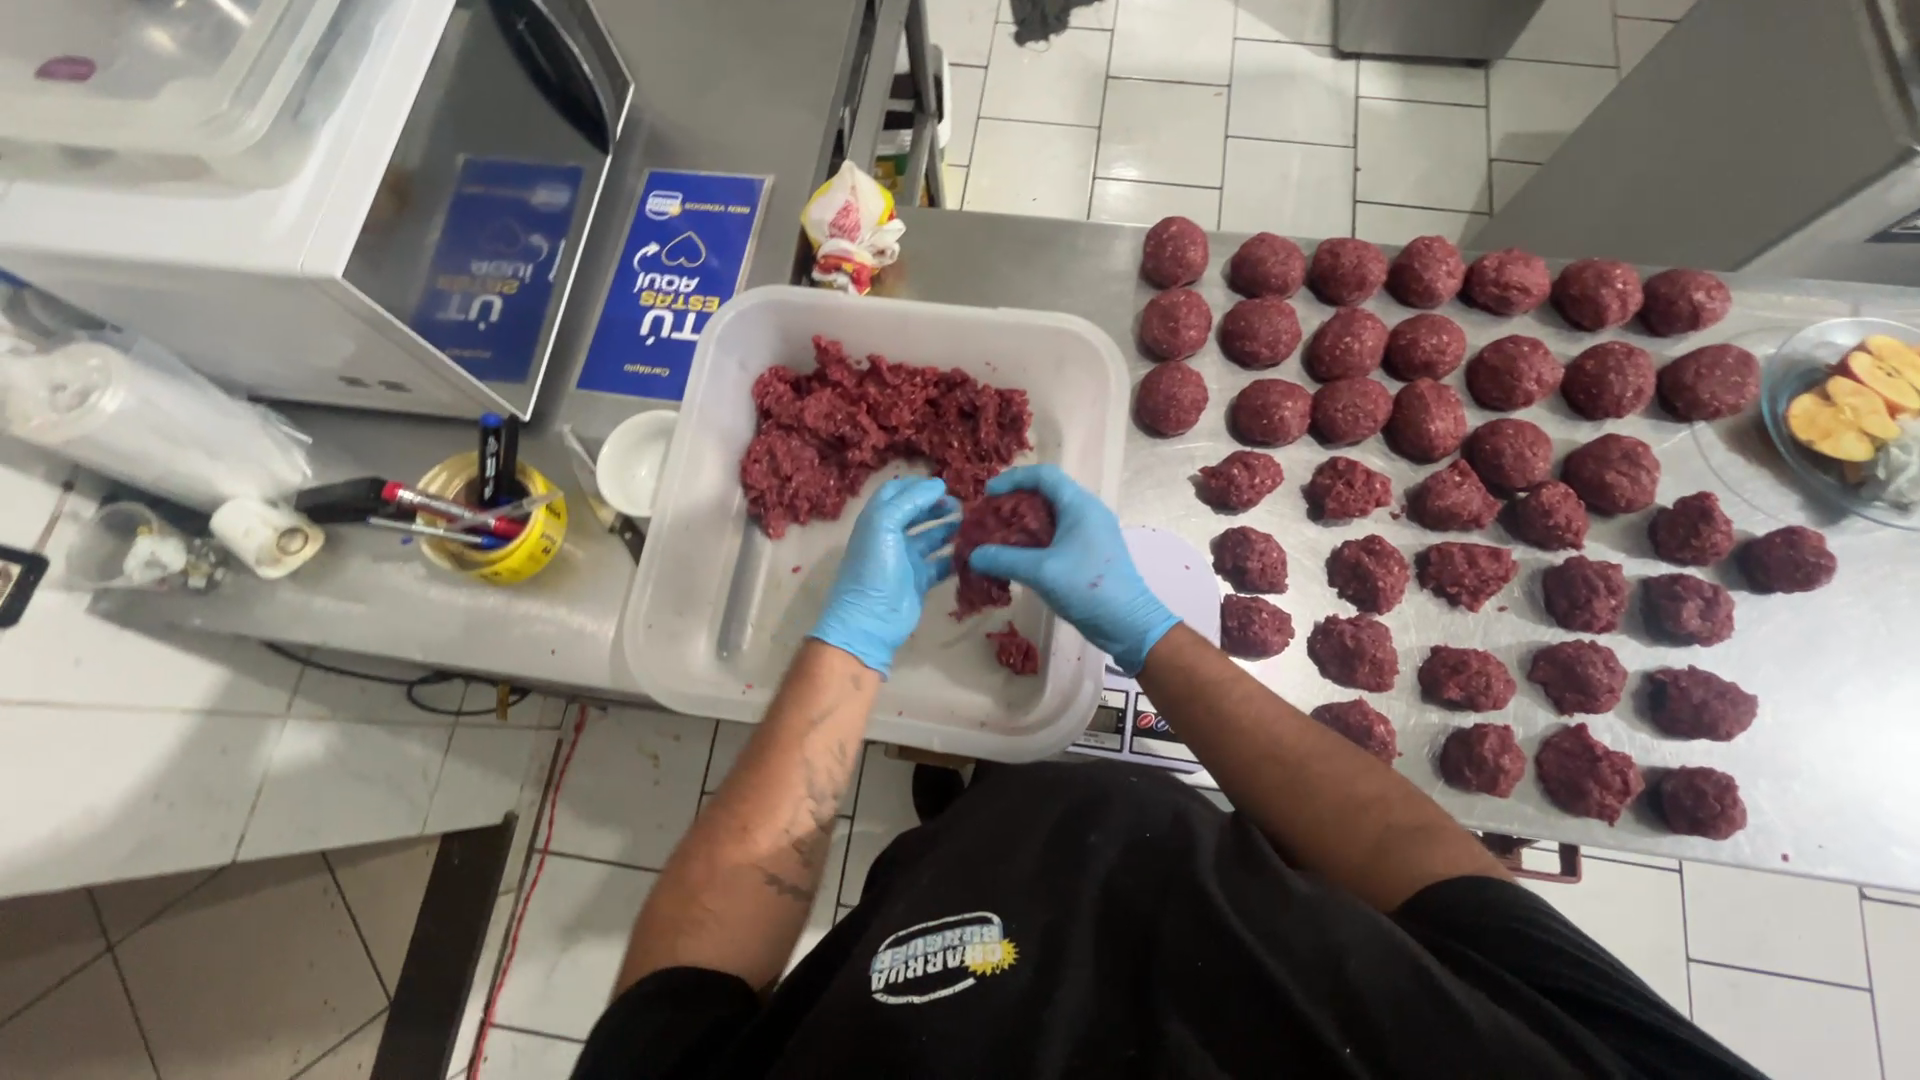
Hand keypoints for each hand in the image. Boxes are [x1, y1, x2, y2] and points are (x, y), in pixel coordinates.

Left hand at [809, 476, 958, 676]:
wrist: (870, 620)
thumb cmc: (873, 568)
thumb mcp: (884, 525)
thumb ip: (910, 501)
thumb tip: (938, 485)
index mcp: (877, 520)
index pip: (897, 492)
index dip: (918, 486)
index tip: (944, 486)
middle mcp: (891, 536)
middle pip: (917, 513)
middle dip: (938, 506)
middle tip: (961, 506)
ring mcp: (906, 560)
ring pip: (932, 537)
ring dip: (949, 528)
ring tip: (970, 524)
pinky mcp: (920, 581)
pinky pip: (941, 563)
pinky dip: (956, 556)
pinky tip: (971, 550)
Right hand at [966, 465, 1177, 674]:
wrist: (1128, 624)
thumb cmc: (1087, 588)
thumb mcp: (1041, 572)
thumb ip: (1004, 559)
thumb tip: (973, 555)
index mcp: (1080, 505)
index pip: (1044, 475)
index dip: (1013, 479)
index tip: (987, 495)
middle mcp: (1087, 512)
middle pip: (1046, 494)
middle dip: (1014, 503)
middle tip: (989, 519)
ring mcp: (1091, 533)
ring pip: (1051, 517)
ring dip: (1023, 525)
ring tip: (998, 539)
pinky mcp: (1089, 553)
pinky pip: (1057, 536)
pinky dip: (1035, 541)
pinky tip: (1018, 559)